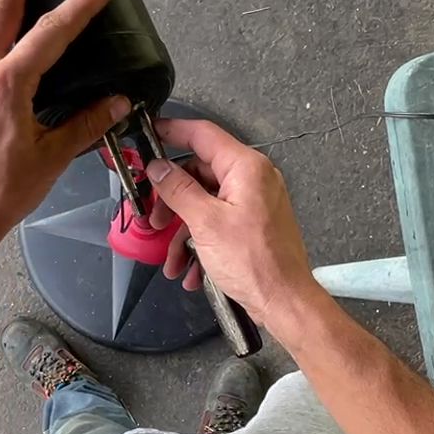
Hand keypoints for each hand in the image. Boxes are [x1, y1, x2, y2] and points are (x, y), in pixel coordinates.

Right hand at [144, 119, 321, 330]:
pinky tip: (191, 269)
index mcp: (246, 168)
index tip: (150, 134)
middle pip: (200, 174)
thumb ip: (178, 190)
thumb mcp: (205, 222)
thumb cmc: (256, 264)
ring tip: (172, 258)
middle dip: (172, 200)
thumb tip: (159, 168)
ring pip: (206, 204)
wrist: (283, 301)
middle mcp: (254, 181)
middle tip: (154, 217)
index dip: (172, 132)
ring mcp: (254, 204)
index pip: (203, 135)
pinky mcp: (253, 226)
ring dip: (183, 232)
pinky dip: (200, 244)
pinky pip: (218, 224)